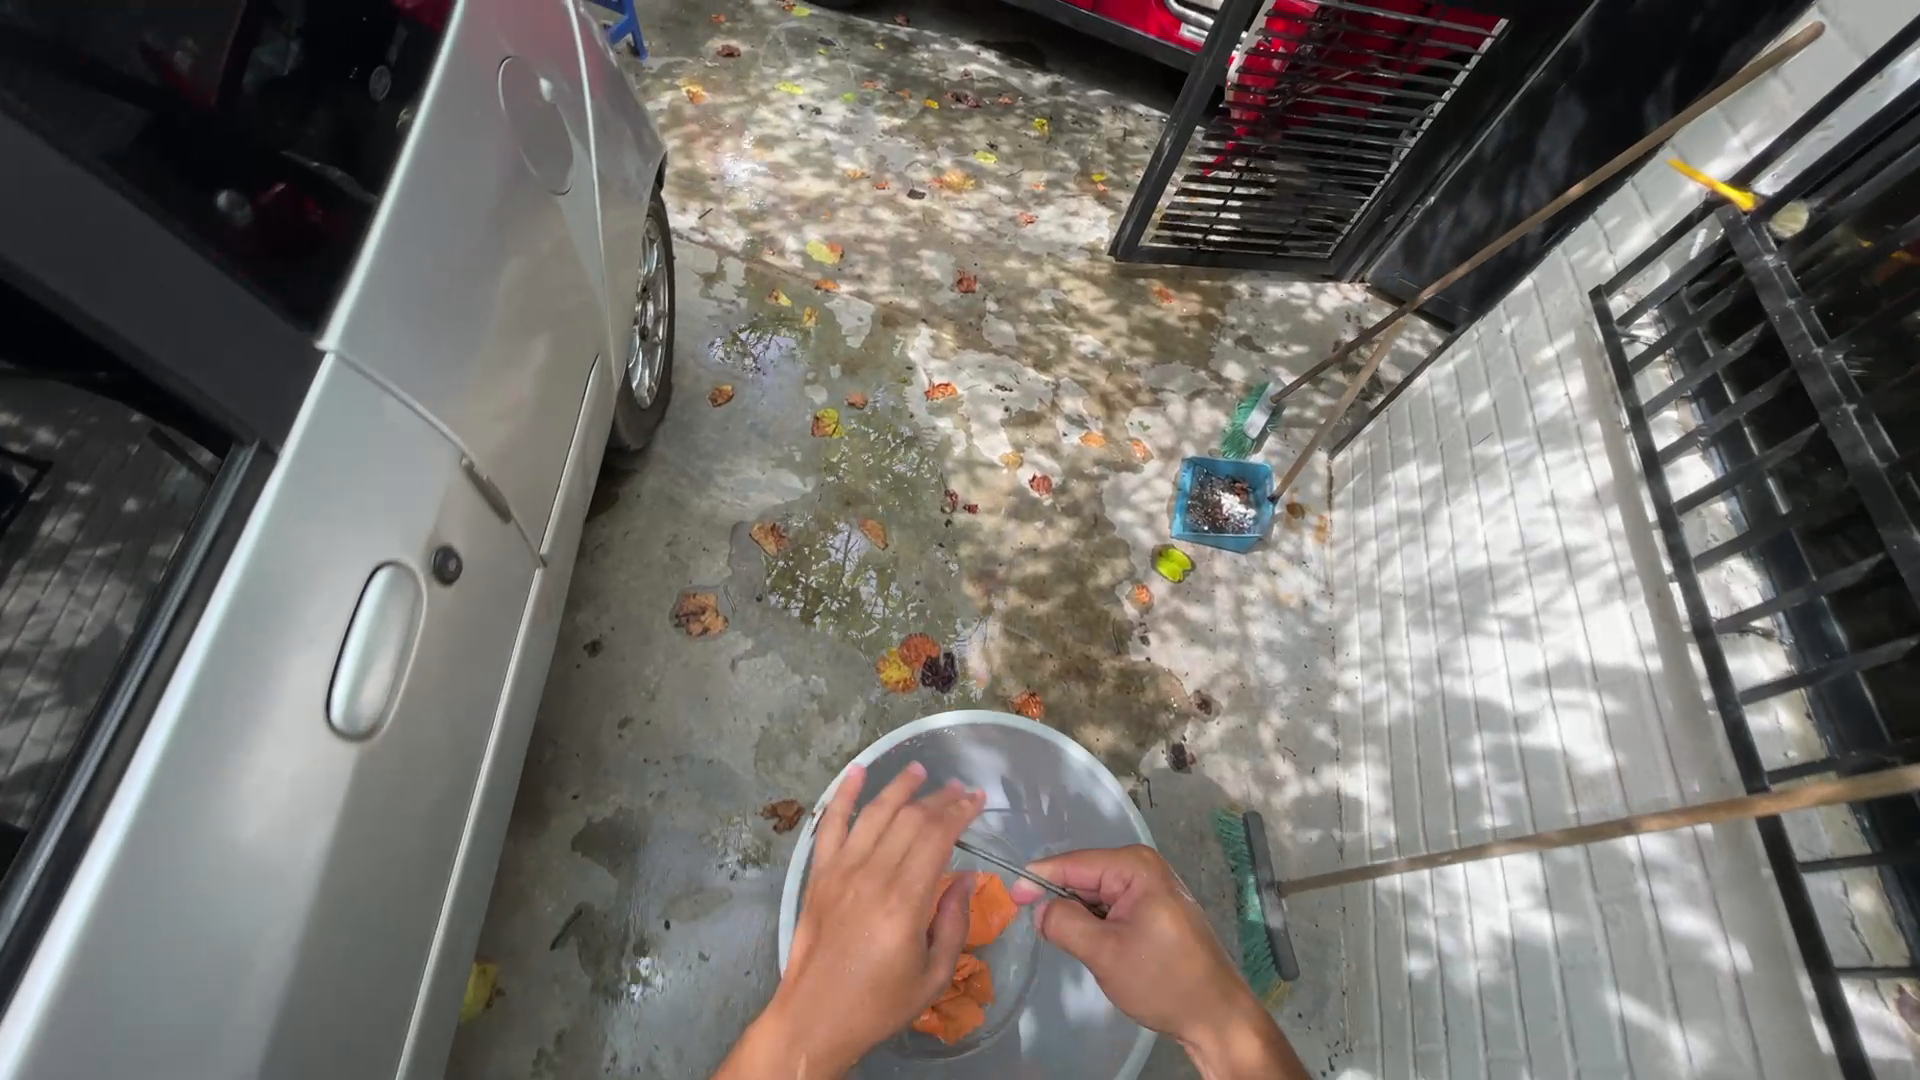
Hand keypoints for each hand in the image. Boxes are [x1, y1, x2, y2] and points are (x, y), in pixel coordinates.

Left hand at [715, 762, 983, 1078]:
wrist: (814, 1018)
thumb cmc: (879, 1003)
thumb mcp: (933, 976)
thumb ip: (954, 923)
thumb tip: (967, 877)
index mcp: (904, 903)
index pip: (937, 837)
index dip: (959, 812)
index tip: (977, 800)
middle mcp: (872, 876)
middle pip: (910, 819)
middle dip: (939, 798)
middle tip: (959, 789)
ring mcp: (841, 870)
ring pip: (875, 813)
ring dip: (900, 786)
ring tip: (920, 770)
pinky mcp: (819, 873)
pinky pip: (831, 824)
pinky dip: (843, 794)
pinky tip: (857, 771)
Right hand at [1009, 846, 1307, 1079]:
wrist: (1219, 1016)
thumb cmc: (1164, 981)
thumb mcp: (1105, 954)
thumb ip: (1066, 924)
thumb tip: (1039, 908)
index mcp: (1134, 866)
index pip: (1073, 864)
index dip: (1038, 879)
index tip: (1010, 897)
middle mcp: (1143, 866)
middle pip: (1084, 876)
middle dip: (1060, 899)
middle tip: (1038, 927)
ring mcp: (1152, 885)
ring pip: (1096, 893)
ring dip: (1080, 914)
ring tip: (1069, 940)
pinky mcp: (1155, 906)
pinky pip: (1112, 905)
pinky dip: (1097, 922)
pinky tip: (1095, 944)